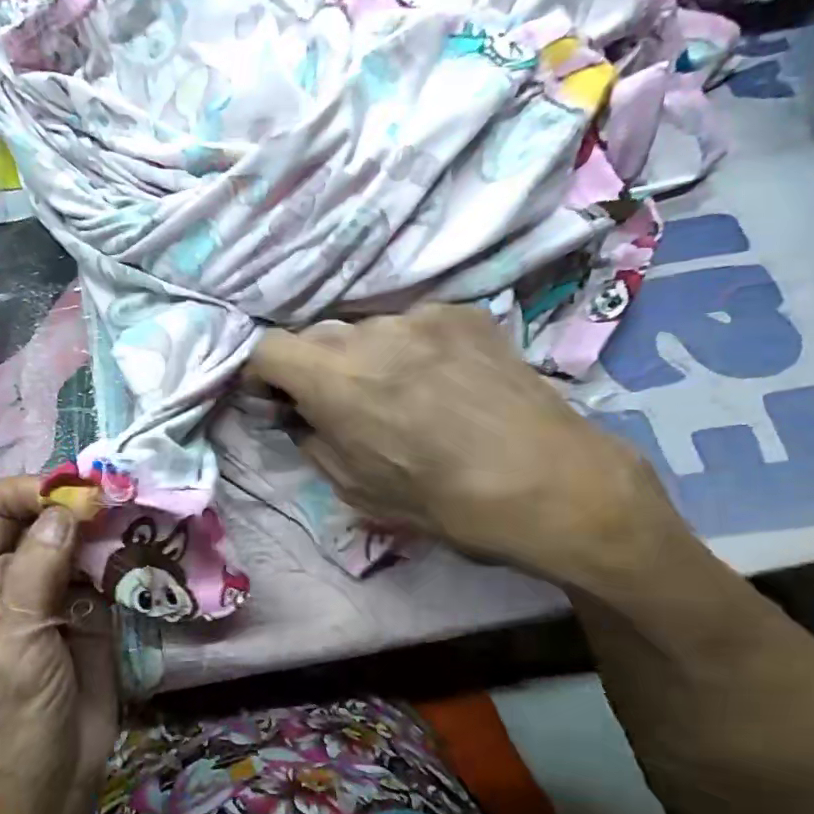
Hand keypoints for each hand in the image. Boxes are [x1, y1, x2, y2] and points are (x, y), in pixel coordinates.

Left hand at [0, 477, 116, 813]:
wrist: (51, 786)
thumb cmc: (14, 718)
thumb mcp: (18, 643)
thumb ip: (38, 571)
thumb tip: (64, 507)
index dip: (27, 491)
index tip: (74, 494)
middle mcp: (12, 576)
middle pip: (37, 515)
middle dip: (73, 504)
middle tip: (118, 503)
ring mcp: (53, 593)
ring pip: (76, 539)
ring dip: (104, 527)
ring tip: (137, 522)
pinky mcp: (89, 613)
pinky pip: (103, 571)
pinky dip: (121, 558)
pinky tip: (142, 555)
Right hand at [247, 305, 682, 587]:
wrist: (550, 484)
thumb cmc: (440, 500)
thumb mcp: (353, 487)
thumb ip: (313, 441)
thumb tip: (300, 417)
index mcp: (336, 379)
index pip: (267, 348)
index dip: (262, 375)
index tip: (276, 401)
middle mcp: (373, 333)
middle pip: (316, 336)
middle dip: (312, 368)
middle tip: (334, 405)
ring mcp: (423, 317)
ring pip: (366, 330)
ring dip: (363, 358)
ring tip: (397, 396)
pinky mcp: (466, 314)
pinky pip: (412, 326)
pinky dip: (407, 349)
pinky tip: (438, 382)